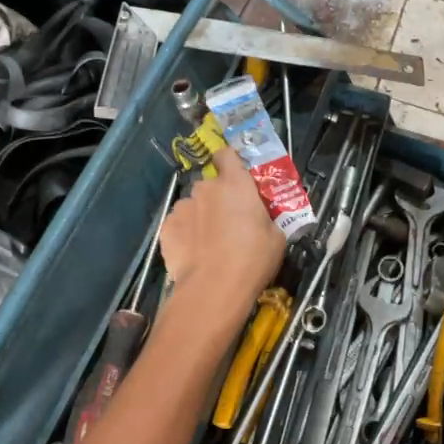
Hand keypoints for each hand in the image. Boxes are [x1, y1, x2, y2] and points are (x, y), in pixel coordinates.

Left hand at [157, 149, 284, 328]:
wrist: (213, 289)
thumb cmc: (252, 259)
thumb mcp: (276, 237)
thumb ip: (265, 218)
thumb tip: (260, 219)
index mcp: (235, 184)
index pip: (226, 155)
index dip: (230, 163)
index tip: (235, 177)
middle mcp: (206, 188)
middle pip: (210, 185)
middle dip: (217, 198)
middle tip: (228, 222)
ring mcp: (182, 207)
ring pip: (193, 206)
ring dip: (200, 217)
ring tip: (208, 243)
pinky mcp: (166, 227)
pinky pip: (178, 225)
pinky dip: (185, 234)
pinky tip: (194, 254)